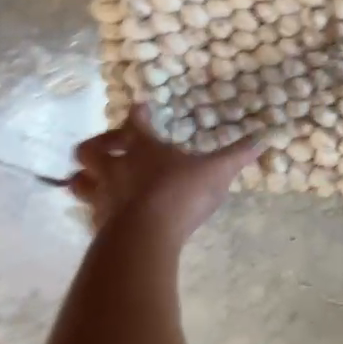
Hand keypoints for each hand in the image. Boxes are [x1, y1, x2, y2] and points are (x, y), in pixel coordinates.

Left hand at [67, 105, 262, 241]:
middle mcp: (117, 167)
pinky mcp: (98, 222)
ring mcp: (103, 195)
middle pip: (91, 149)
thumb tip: (263, 138)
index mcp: (143, 149)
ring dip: (86, 175)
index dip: (138, 114)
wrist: (145, 236)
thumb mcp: (217, 172)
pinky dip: (95, 206)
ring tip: (97, 176)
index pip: (135, 123)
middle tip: (113, 145)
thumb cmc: (180, 194)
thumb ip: (237, 156)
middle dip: (99, 144)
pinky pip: (88, 209)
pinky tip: (108, 210)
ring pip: (80, 179)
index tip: (140, 107)